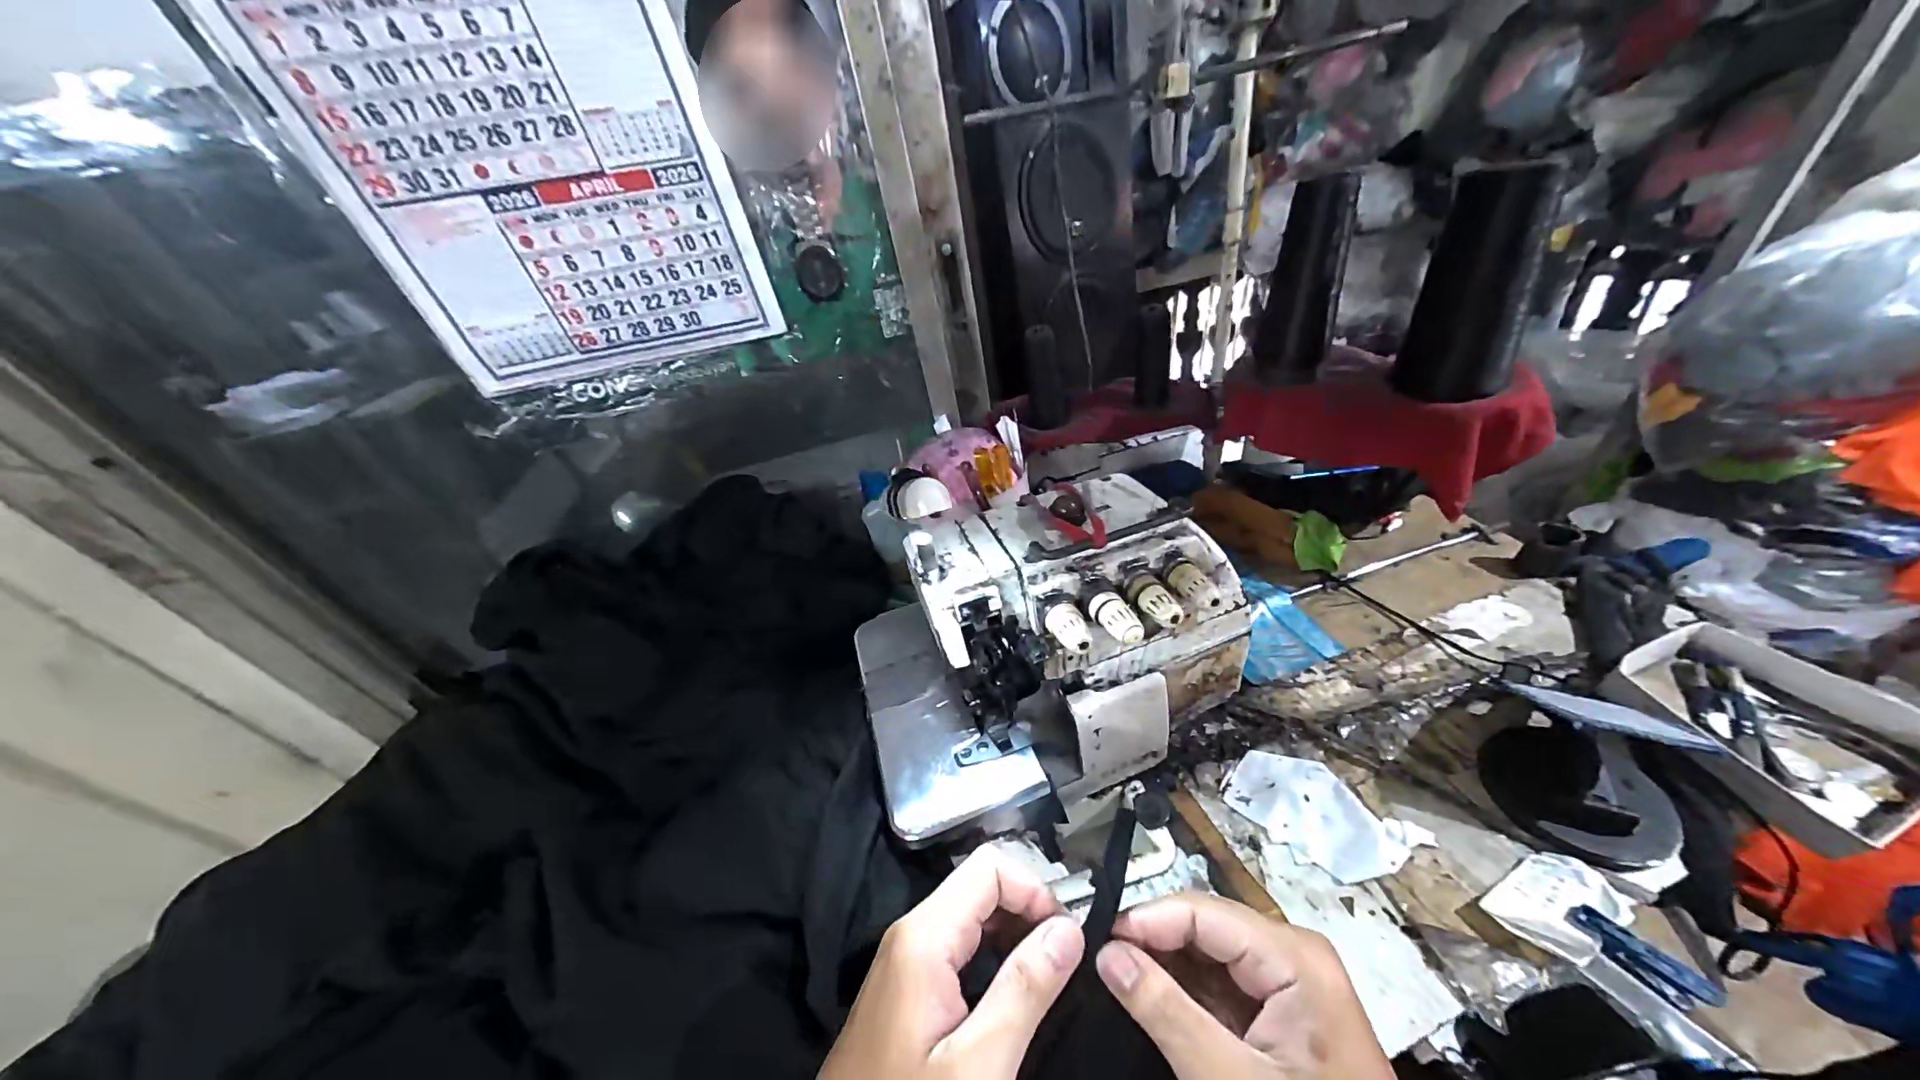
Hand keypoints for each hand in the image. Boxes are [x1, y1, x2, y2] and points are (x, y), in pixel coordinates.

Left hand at [820, 846, 1084, 1079]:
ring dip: (1016, 933)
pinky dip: (996, 954)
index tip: (1068, 936)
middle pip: (981, 885)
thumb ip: (1024, 989)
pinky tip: (1016, 991)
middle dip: (1029, 910)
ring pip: (973, 914)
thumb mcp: (977, 1063)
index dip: (1035, 890)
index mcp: (923, 937)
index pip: (989, 867)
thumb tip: (1069, 928)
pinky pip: (960, 944)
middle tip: (1065, 960)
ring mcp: (907, 958)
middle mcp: (911, 933)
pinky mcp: (909, 984)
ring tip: (1049, 977)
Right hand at [1094, 893, 1392, 1079]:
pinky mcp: (1281, 1005)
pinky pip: (1221, 981)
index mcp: (1294, 956)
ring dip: (1164, 965)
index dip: (1146, 920)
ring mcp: (1289, 978)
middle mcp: (1293, 952)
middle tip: (1102, 964)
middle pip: (1204, 925)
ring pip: (1208, 951)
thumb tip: (1107, 954)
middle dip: (1153, 942)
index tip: (1098, 942)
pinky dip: (1185, 990)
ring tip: (1118, 980)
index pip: (1201, 910)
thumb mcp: (1231, 1079)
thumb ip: (1166, 1011)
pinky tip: (1154, 999)